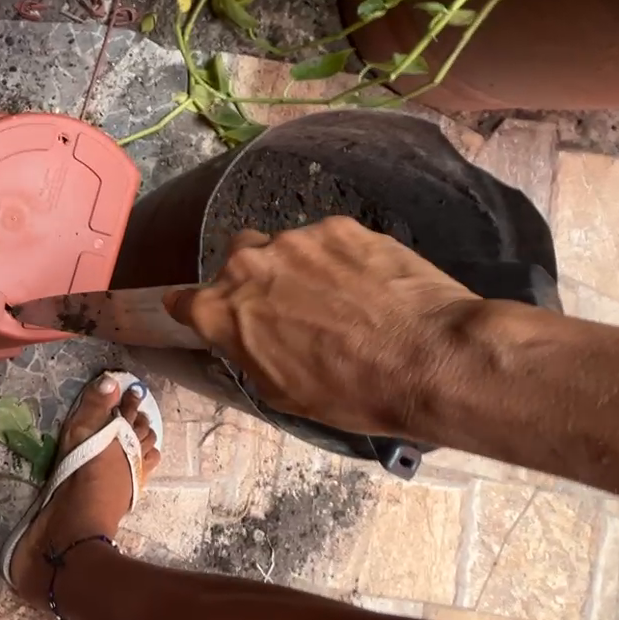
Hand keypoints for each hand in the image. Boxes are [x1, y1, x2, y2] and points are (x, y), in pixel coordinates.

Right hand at [164, 217, 482, 439]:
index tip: (213, 317)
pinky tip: (372, 285)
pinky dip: (340, 258)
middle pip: (233, 262)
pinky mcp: (339, 227)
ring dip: (299, 268)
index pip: (181, 300)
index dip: (194, 309)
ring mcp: (293, 241)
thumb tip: (249, 338)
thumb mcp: (280, 392)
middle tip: (289, 308)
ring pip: (283, 248)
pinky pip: (327, 240)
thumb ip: (248, 352)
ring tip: (342, 298)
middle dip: (253, 280)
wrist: (437, 360)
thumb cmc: (354, 391)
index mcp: (218, 311)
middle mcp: (244, 266)